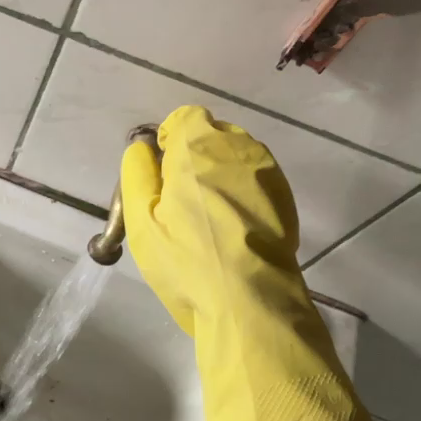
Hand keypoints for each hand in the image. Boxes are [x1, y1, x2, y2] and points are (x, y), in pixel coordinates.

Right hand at [120, 106, 381, 420]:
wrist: (248, 302)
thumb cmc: (185, 259)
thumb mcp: (140, 219)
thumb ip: (137, 173)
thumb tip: (142, 150)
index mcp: (199, 146)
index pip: (183, 119)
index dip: (166, 141)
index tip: (157, 176)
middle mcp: (239, 148)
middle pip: (212, 135)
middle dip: (192, 158)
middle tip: (176, 201)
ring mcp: (268, 173)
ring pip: (235, 159)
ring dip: (217, 176)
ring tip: (204, 218)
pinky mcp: (284, 200)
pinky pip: (254, 183)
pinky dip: (240, 196)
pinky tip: (229, 231)